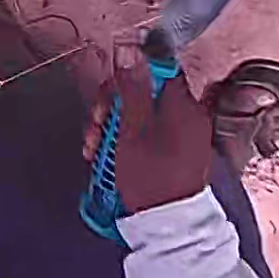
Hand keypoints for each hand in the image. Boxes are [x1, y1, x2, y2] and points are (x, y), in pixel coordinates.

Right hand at [83, 44, 213, 213]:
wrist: (167, 229)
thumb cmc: (151, 175)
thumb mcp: (133, 128)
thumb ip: (131, 87)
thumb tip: (128, 47)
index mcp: (183, 105)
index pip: (159, 67)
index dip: (132, 68)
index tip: (110, 83)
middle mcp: (185, 116)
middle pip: (144, 91)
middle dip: (113, 102)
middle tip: (97, 120)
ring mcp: (178, 136)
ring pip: (137, 113)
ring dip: (110, 123)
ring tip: (93, 144)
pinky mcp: (168, 154)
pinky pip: (142, 133)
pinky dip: (121, 139)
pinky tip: (102, 153)